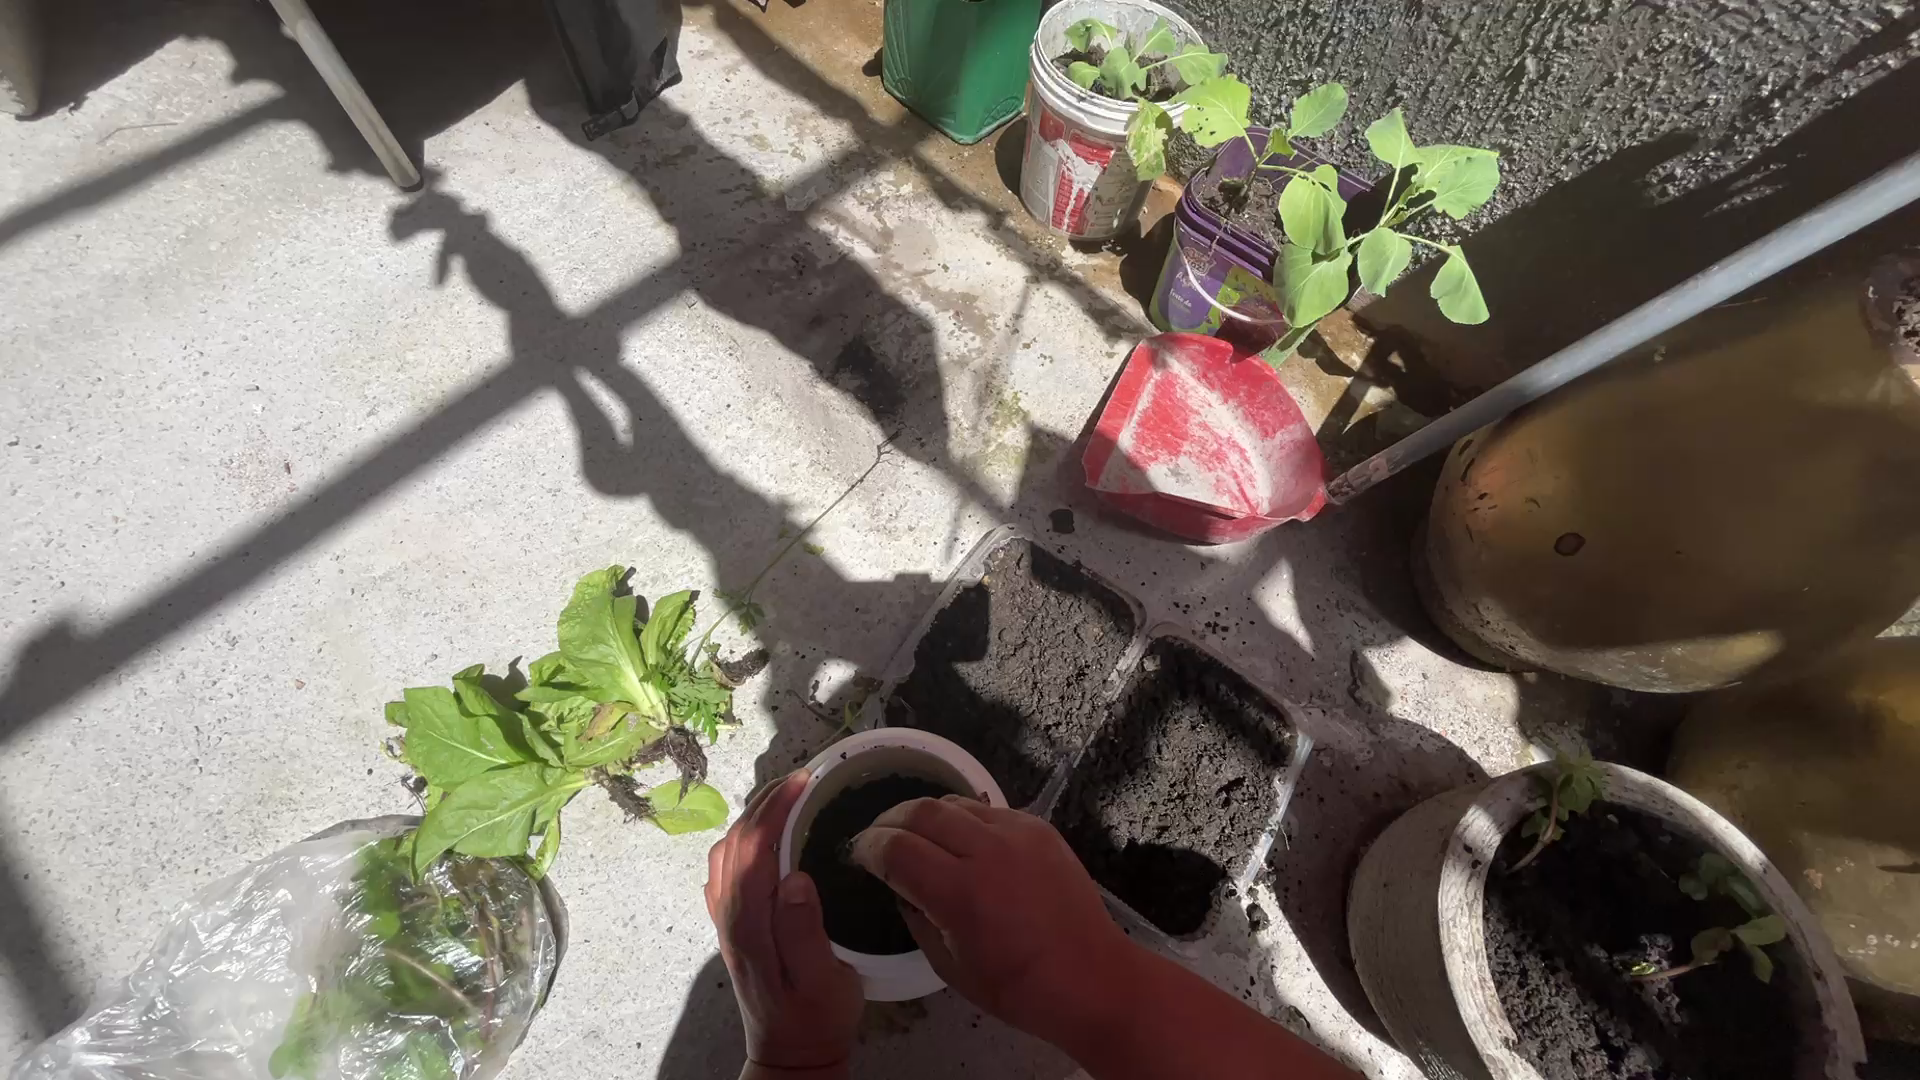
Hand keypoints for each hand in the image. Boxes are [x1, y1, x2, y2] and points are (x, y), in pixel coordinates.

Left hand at [705, 771, 862, 1074]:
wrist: (790, 1053)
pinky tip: (767, 830)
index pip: (755, 848)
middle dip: (767, 800)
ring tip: (789, 794)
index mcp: (750, 924)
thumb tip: (795, 878)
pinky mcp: (730, 919)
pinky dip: (745, 833)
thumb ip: (805, 932)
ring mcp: (725, 917)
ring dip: (754, 813)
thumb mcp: (823, 982)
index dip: (777, 808)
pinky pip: (727, 863)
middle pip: (737, 840)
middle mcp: (729, 914)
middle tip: (804, 777)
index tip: (806, 780)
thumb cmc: (816, 1016)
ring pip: (727, 848)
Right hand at [849, 796, 1134, 1045]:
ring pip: (952, 802)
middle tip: (879, 836)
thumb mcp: (950, 968)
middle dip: (889, 820)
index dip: (868, 847)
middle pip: (919, 811)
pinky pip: (987, 810)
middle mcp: (986, 850)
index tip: (858, 853)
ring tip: (917, 833)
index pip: (896, 849)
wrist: (1092, 976)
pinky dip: (964, 820)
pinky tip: (963, 841)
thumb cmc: (1017, 988)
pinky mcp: (1036, 825)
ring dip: (925, 815)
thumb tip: (901, 886)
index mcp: (960, 893)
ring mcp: (1015, 831)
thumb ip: (917, 918)